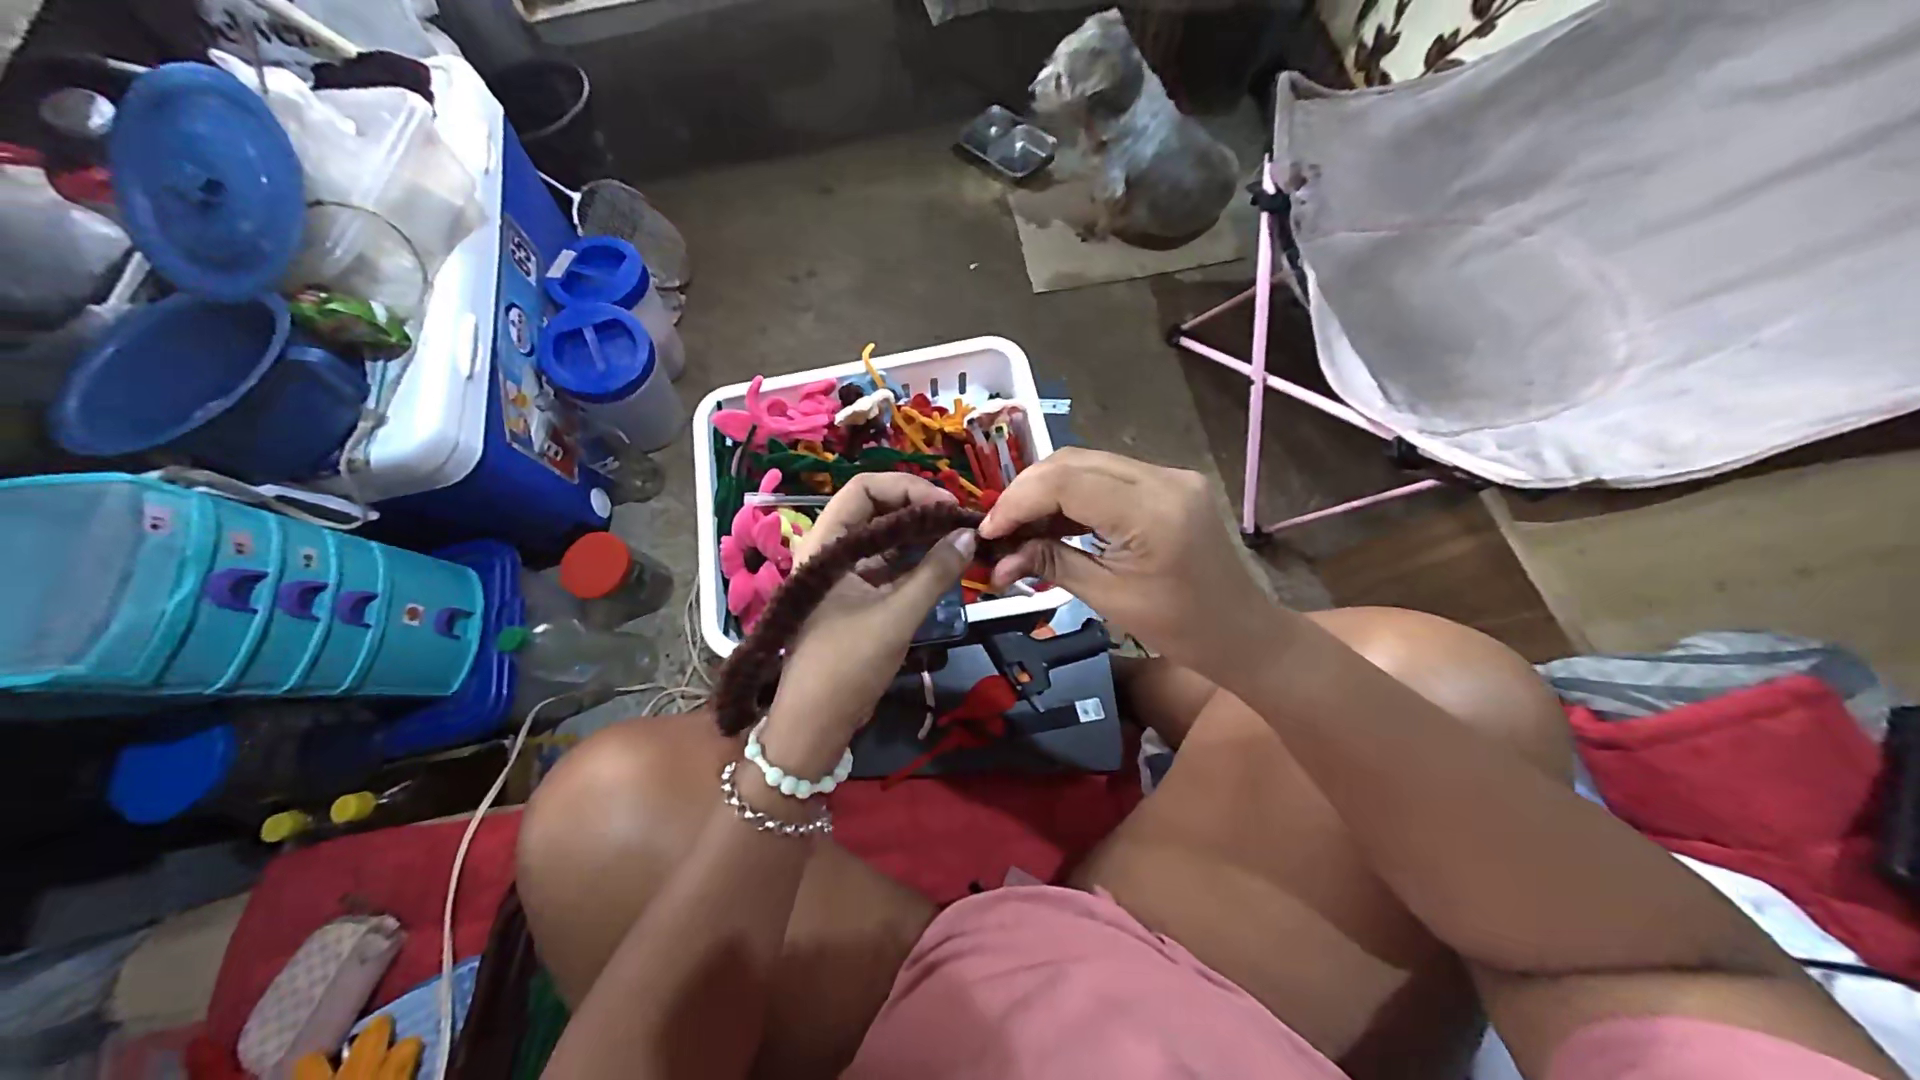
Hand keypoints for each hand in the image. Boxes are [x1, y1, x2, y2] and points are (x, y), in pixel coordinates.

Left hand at [758, 474, 975, 773]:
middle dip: (919, 509)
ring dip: (921, 535)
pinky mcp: (858, 597)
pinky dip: (917, 561)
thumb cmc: (846, 665)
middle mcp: (831, 551)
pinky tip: (946, 563)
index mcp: (825, 545)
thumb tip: (969, 536)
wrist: (816, 723)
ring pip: (886, 538)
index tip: (946, 504)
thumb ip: (934, 573)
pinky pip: (890, 566)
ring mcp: (844, 575)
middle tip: (959, 520)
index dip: (906, 488)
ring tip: (960, 538)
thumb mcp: (895, 617)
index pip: (863, 489)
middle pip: (877, 510)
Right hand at [979, 448, 1281, 686]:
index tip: (989, 531)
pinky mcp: (1169, 482)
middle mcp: (1162, 479)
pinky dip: (1073, 493)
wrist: (1242, 631)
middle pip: (1073, 462)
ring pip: (1087, 462)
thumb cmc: (1179, 628)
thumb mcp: (1108, 599)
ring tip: (1020, 526)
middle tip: (999, 528)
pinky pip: (1108, 475)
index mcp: (1151, 512)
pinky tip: (1054, 519)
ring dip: (1047, 490)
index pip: (1066, 482)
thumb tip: (999, 561)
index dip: (1018, 501)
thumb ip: (1053, 565)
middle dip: (1027, 491)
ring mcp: (1169, 475)